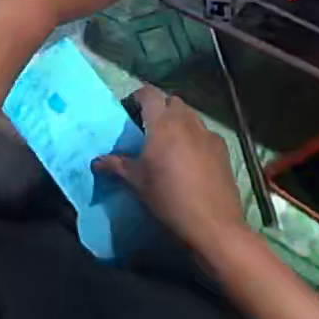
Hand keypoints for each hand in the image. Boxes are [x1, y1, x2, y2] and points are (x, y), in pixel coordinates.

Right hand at [93, 86, 245, 243]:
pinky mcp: (223, 149)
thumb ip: (115, 165)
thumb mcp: (137, 181)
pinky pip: (205, 132)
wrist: (214, 226)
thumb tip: (95, 162)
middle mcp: (185, 120)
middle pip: (170, 101)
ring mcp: (207, 134)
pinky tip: (193, 158)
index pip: (148, 93)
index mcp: (162, 122)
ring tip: (171, 143)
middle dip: (159, 109)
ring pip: (189, 115)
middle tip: (150, 129)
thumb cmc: (169, 197)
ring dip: (178, 121)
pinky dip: (196, 137)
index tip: (130, 113)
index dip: (138, 98)